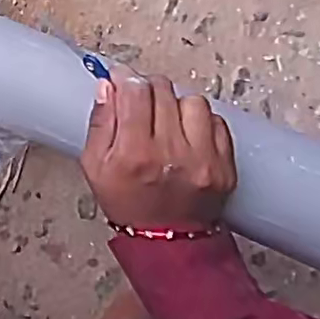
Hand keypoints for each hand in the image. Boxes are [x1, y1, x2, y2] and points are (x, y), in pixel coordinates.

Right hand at [81, 73, 236, 230]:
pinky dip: (198, 122)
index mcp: (134, 152)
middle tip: (139, 99)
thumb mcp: (94, 166)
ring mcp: (203, 158)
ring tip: (165, 119)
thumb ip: (99, 124)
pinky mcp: (225, 164)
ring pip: (192, 101)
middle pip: (163, 91)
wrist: (166, 240)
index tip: (121, 78)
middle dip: (147, 88)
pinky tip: (185, 134)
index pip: (135, 92)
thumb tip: (107, 88)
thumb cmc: (126, 202)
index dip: (126, 78)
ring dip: (175, 104)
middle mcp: (171, 152)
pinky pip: (216, 122)